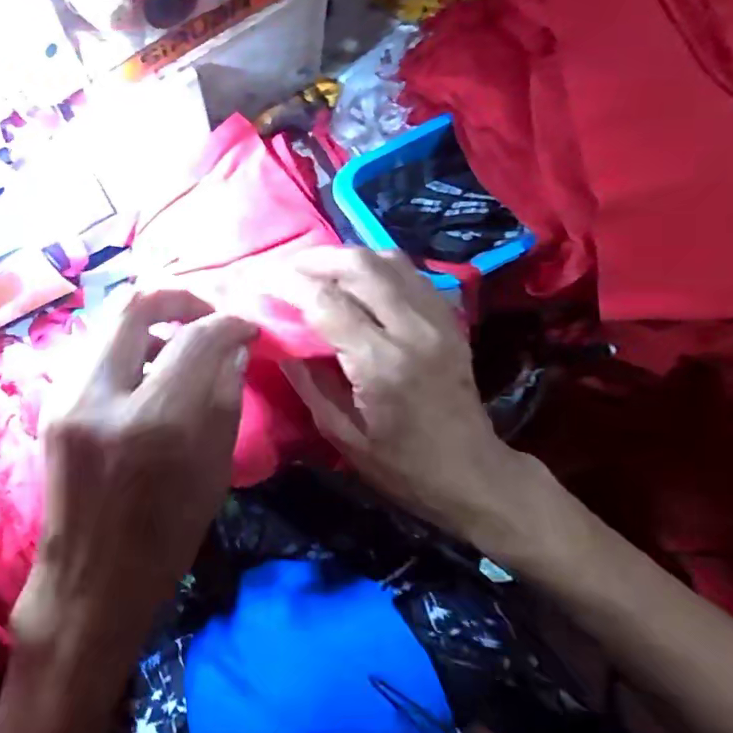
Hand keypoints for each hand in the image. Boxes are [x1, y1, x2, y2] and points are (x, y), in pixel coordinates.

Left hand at [13, 289, 255, 657]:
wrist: (90, 577)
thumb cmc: (165, 538)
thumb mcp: (212, 471)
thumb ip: (223, 397)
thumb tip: (231, 345)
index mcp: (153, 425)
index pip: (195, 339)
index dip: (228, 322)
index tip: (245, 328)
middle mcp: (100, 396)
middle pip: (135, 302)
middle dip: (179, 296)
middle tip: (206, 315)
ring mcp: (65, 394)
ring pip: (107, 321)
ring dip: (148, 321)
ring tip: (177, 348)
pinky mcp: (50, 401)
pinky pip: (91, 350)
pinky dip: (123, 346)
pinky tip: (142, 372)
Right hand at [279, 248, 534, 542]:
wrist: (475, 475)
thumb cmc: (400, 464)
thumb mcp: (340, 432)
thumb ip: (306, 379)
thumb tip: (276, 337)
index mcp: (381, 363)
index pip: (325, 301)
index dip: (285, 283)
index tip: (257, 280)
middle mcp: (412, 331)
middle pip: (359, 266)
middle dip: (312, 260)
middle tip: (282, 268)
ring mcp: (437, 321)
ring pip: (386, 260)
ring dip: (343, 257)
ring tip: (313, 269)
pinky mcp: (448, 319)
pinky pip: (407, 273)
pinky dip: (373, 266)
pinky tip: (353, 278)